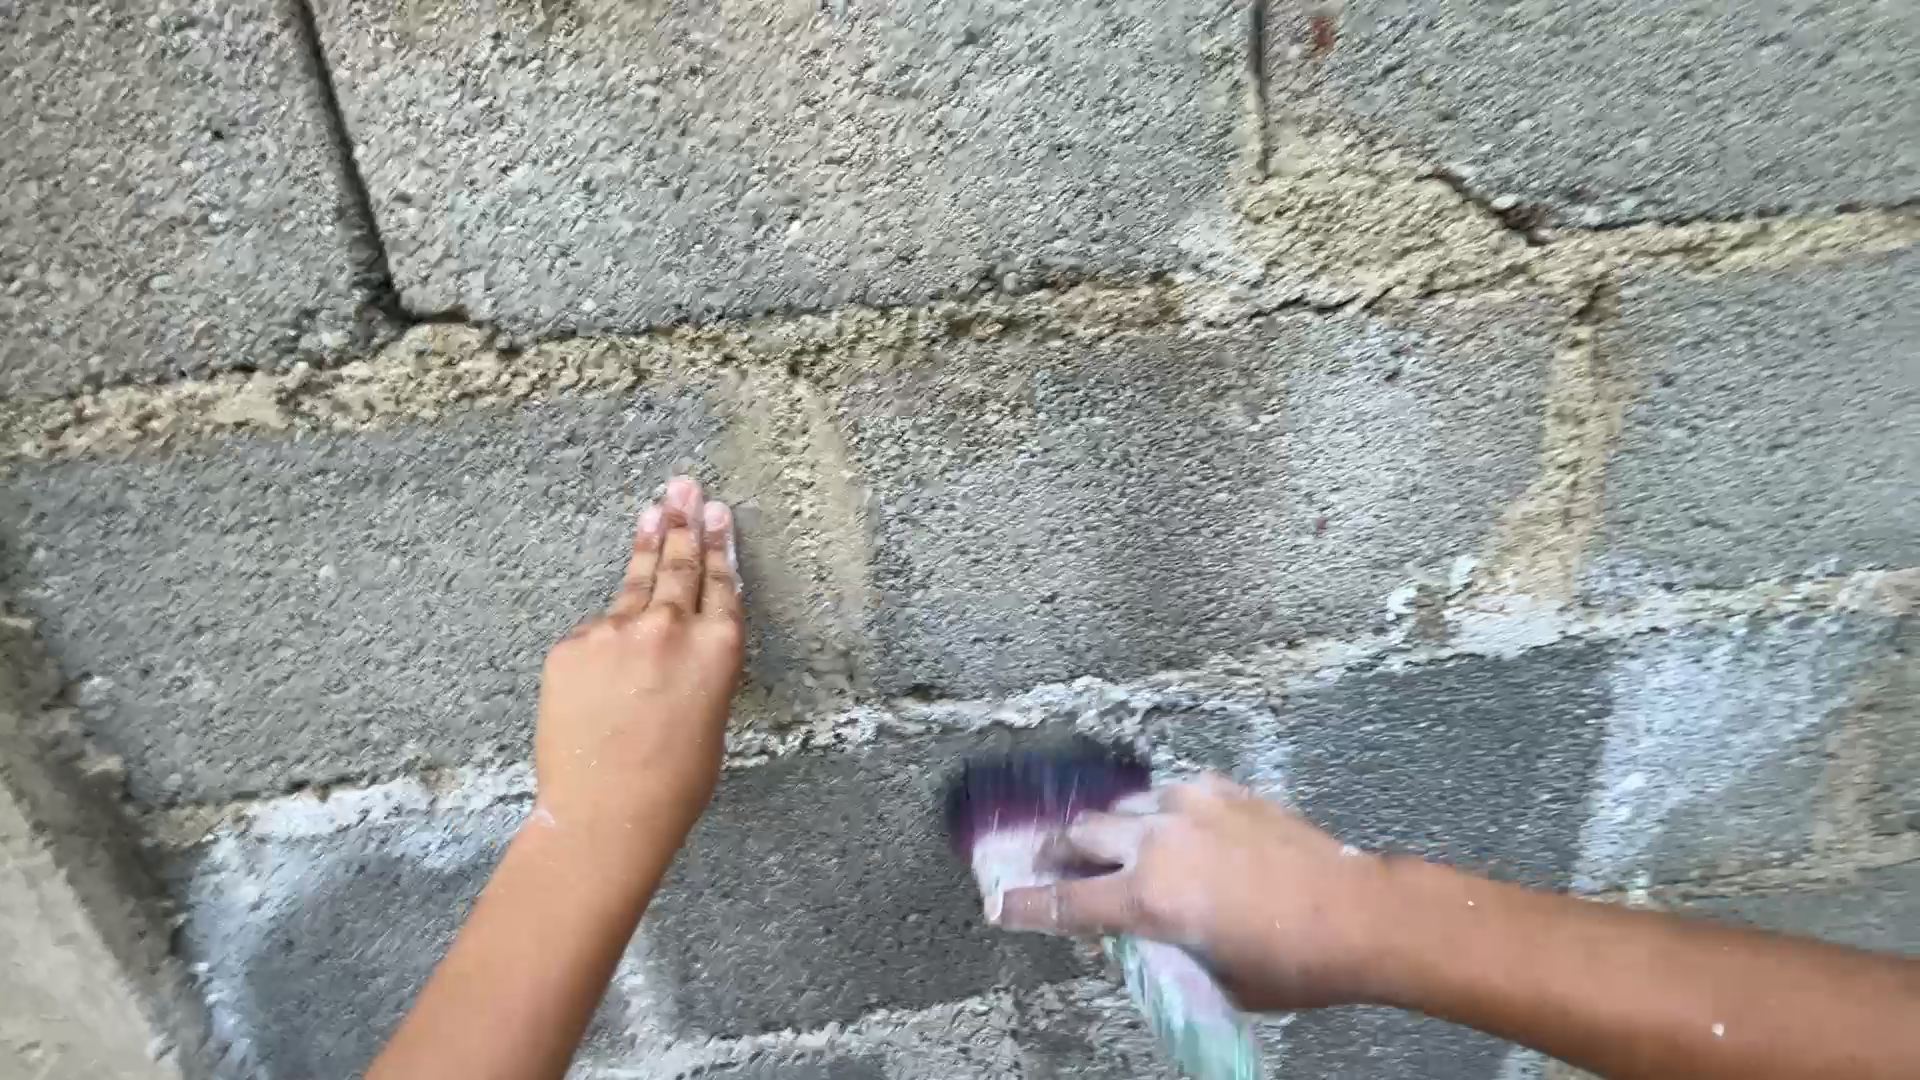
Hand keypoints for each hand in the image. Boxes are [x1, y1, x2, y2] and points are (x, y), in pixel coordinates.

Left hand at [531, 476, 745, 850]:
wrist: (608, 812)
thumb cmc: (677, 776)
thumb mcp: (713, 709)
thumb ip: (701, 661)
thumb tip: (683, 636)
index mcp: (720, 645)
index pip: (722, 580)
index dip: (720, 544)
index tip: (717, 514)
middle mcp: (673, 626)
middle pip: (680, 563)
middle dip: (684, 521)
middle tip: (685, 488)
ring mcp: (618, 631)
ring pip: (636, 581)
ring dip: (647, 544)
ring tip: (654, 510)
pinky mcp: (573, 644)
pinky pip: (596, 628)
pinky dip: (607, 630)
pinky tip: (612, 642)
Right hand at [996, 775, 1396, 1010]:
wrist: (1355, 911)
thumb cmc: (1286, 963)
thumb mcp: (1210, 975)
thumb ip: (1158, 946)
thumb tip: (1128, 930)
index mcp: (1150, 899)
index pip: (1068, 904)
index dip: (1028, 907)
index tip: (1000, 904)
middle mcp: (1155, 842)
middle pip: (1081, 832)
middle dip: (1060, 848)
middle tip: (1054, 858)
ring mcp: (1185, 805)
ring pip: (1122, 804)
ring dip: (1114, 826)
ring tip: (1125, 840)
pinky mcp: (1216, 786)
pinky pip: (1170, 792)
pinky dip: (1163, 811)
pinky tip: (1184, 826)